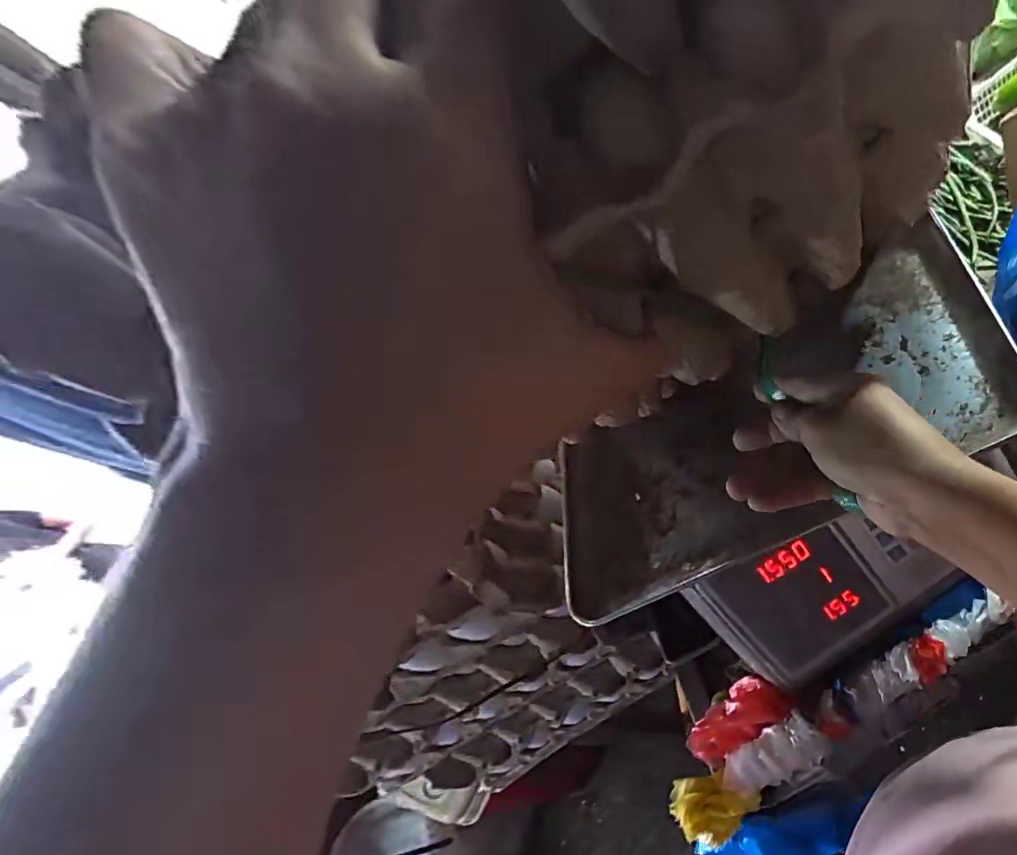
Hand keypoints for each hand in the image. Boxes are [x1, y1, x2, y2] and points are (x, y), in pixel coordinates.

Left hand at [81, 0, 663, 522]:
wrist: (340, 472)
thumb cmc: (486, 409)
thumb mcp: (605, 362)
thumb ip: (665, 320)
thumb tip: (708, 310)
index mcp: (444, 125)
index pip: (475, 1)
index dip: (510, 21)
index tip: (530, 54)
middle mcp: (319, 81)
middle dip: (421, 24)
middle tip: (457, 91)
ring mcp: (212, 104)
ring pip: (270, 7)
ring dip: (332, 46)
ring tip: (366, 118)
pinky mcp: (135, 145)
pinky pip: (146, 50)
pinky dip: (197, 72)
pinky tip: (246, 129)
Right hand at [726, 375, 975, 540]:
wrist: (920, 492)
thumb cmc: (868, 446)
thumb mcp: (822, 425)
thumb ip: (795, 418)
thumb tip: (780, 410)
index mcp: (848, 390)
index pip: (805, 384)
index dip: (777, 389)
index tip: (752, 394)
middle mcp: (852, 417)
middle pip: (802, 424)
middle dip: (767, 436)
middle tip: (737, 444)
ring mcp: (855, 453)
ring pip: (806, 459)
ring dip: (771, 473)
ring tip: (735, 489)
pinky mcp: (856, 483)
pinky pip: (818, 482)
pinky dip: (791, 491)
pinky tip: (760, 502)